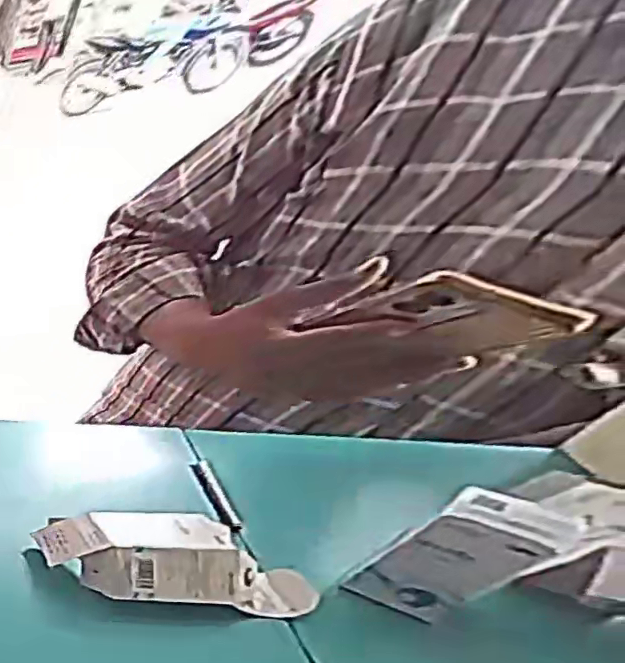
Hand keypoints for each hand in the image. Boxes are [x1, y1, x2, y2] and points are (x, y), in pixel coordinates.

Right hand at [142, 261, 466, 401]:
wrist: (202, 352)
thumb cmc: (239, 323)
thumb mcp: (278, 302)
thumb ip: (327, 289)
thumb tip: (379, 267)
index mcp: (277, 349)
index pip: (336, 342)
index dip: (377, 334)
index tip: (418, 327)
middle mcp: (286, 374)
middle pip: (357, 366)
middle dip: (409, 357)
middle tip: (460, 347)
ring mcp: (292, 388)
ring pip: (358, 384)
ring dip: (407, 376)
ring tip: (452, 365)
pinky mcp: (296, 395)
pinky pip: (345, 393)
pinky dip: (380, 388)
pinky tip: (409, 382)